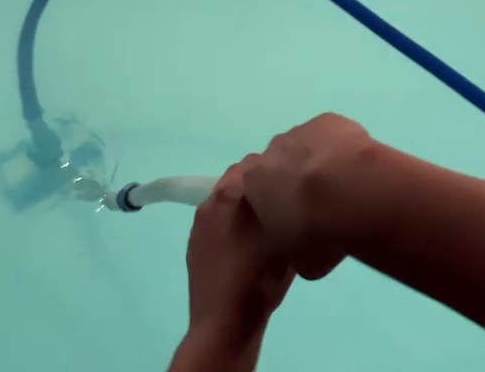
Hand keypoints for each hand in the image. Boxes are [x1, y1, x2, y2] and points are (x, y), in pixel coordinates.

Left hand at [185, 160, 294, 340]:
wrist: (225, 322)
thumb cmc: (261, 275)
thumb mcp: (286, 235)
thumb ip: (286, 204)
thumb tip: (290, 189)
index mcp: (231, 191)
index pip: (254, 161)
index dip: (274, 169)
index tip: (289, 183)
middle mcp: (211, 200)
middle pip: (238, 178)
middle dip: (257, 185)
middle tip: (278, 203)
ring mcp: (199, 223)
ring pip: (226, 200)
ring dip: (242, 204)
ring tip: (260, 226)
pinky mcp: (194, 244)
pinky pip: (216, 222)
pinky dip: (229, 225)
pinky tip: (242, 246)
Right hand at [237, 114, 378, 280]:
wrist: (351, 193)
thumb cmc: (317, 231)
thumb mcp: (297, 259)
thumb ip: (293, 250)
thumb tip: (302, 248)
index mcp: (255, 182)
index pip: (258, 191)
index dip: (277, 205)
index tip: (296, 220)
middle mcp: (273, 150)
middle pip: (281, 164)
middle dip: (297, 181)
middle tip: (320, 204)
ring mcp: (301, 131)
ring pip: (307, 147)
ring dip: (319, 163)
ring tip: (343, 186)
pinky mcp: (328, 120)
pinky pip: (330, 134)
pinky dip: (340, 147)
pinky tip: (356, 167)